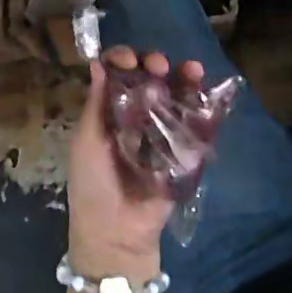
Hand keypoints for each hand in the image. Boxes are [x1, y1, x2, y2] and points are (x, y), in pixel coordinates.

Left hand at [66, 46, 204, 276]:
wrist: (116, 233)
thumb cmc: (92, 184)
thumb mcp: (86, 140)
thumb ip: (96, 103)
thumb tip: (96, 62)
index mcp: (110, 110)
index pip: (118, 74)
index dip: (123, 60)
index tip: (129, 60)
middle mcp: (138, 115)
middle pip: (150, 79)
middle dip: (155, 64)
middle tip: (159, 64)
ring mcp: (163, 132)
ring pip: (176, 96)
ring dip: (185, 78)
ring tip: (192, 69)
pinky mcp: (185, 152)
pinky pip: (196, 124)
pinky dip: (203, 105)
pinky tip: (205, 90)